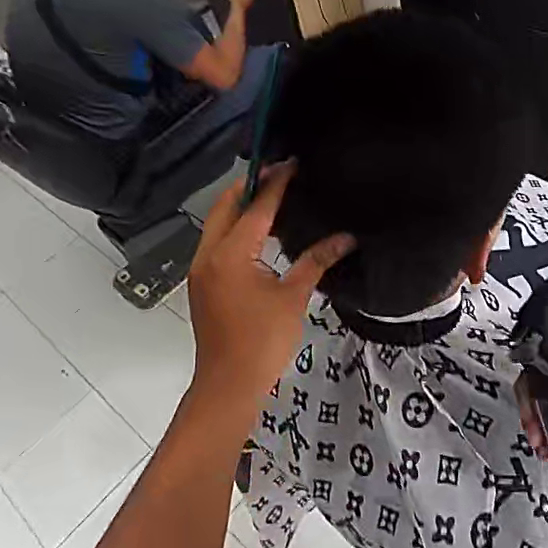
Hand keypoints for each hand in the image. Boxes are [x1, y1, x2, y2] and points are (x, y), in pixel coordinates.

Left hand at [186, 161, 352, 401]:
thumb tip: (346, 237)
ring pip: (218, 223)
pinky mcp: (203, 282)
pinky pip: (218, 241)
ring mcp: (201, 269)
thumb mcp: (294, 296)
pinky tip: (262, 232)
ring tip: (274, 197)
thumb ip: (317, 261)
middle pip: (226, 206)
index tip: (293, 164)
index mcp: (230, 254)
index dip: (276, 184)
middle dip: (251, 187)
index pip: (256, 208)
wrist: (229, 383)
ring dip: (242, 207)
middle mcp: (209, 254)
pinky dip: (237, 228)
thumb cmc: (263, 340)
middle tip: (281, 175)